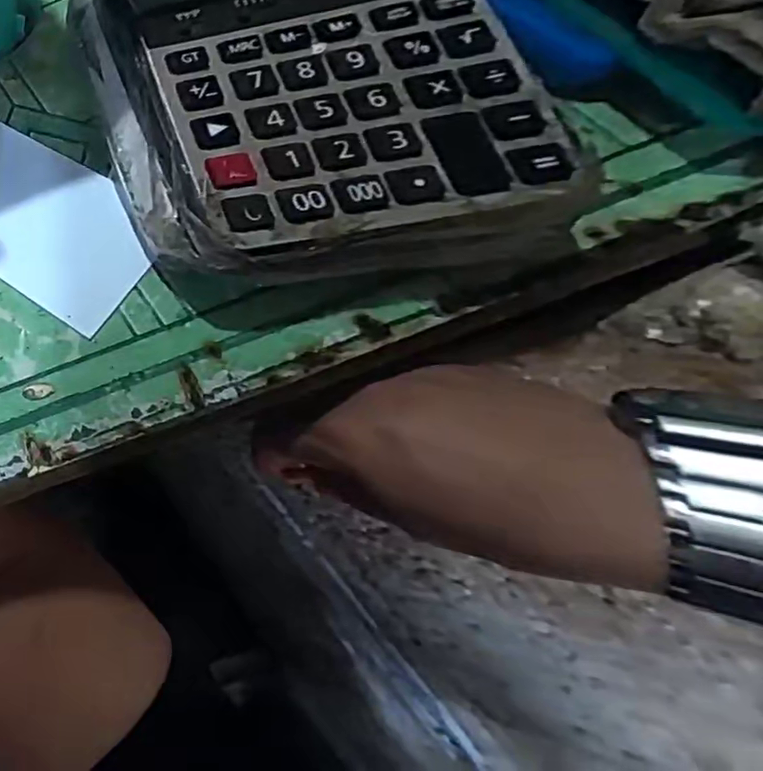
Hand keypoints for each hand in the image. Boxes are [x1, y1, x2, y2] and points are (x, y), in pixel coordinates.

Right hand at [253, 365, 667, 590]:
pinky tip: (447, 432)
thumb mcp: (413, 521)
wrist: (615, 488)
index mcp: (347, 432)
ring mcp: (407, 374)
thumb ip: (350, 489)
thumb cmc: (504, 522)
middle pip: (314, 408)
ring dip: (363, 421)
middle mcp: (363, 392)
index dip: (273, 458)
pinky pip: (406, 387)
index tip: (287, 474)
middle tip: (344, 467)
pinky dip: (407, 409)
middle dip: (318, 438)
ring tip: (403, 449)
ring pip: (359, 394)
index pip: (275, 436)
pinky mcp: (449, 365)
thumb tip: (319, 472)